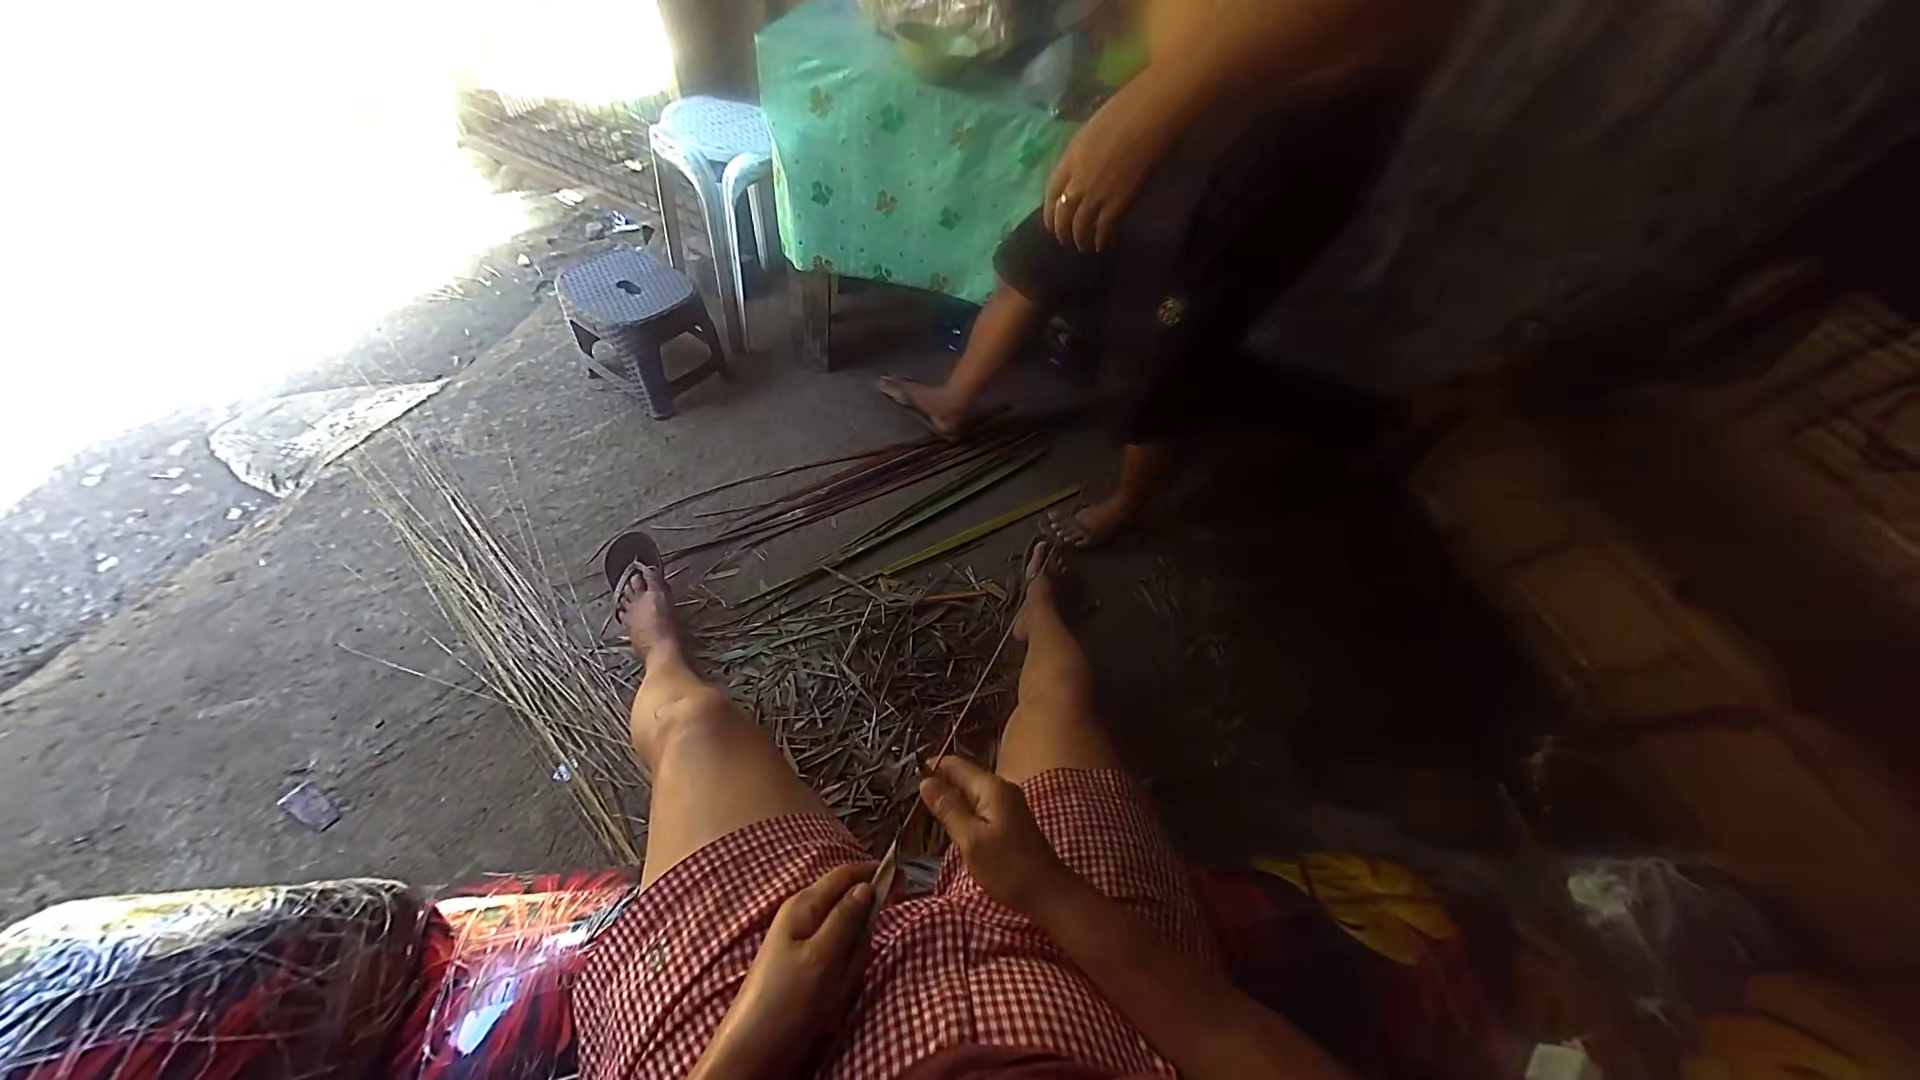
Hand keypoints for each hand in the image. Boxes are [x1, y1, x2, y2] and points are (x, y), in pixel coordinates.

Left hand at [691, 862, 876, 1079]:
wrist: (748, 1058)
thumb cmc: (785, 1004)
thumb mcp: (822, 958)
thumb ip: (847, 917)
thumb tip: (867, 885)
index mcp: (804, 905)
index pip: (846, 874)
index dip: (875, 872)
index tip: (904, 881)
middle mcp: (802, 917)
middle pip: (849, 909)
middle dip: (859, 937)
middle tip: (850, 968)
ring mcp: (801, 944)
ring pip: (846, 940)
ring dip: (849, 966)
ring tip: (833, 993)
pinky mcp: (803, 969)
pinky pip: (835, 964)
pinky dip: (839, 981)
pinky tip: (827, 1005)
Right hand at [919, 756, 1076, 914]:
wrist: (1048, 892)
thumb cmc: (1007, 867)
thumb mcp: (970, 839)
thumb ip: (948, 808)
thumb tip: (925, 781)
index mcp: (991, 786)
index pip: (955, 764)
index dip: (931, 767)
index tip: (908, 779)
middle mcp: (1001, 787)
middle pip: (964, 775)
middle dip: (940, 783)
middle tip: (912, 800)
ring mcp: (1008, 802)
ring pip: (972, 791)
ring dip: (951, 798)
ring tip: (926, 812)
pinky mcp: (1010, 818)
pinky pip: (981, 805)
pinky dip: (965, 810)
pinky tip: (952, 825)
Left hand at [1042, 82, 1175, 252]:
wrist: (1150, 112)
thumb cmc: (1125, 110)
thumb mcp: (1091, 130)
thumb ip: (1082, 154)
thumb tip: (1081, 167)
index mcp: (1070, 159)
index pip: (1051, 194)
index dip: (1049, 213)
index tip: (1050, 224)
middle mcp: (1078, 180)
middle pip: (1063, 214)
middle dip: (1061, 230)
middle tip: (1064, 240)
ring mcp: (1097, 193)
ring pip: (1080, 225)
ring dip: (1079, 239)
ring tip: (1081, 247)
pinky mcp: (1118, 201)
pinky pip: (1104, 227)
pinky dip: (1100, 239)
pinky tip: (1101, 245)